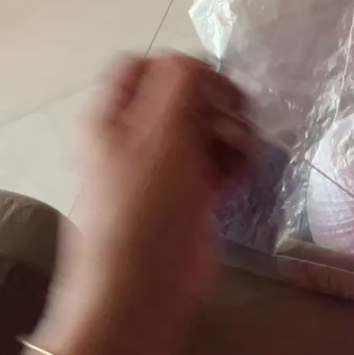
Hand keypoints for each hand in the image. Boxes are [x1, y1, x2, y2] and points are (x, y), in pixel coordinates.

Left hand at [44, 54, 253, 354]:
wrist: (142, 293)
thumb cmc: (144, 208)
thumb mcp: (159, 134)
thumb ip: (180, 84)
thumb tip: (195, 61)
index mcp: (112, 116)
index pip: (142, 65)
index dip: (179, 67)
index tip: (211, 85)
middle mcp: (134, 135)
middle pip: (181, 94)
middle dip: (214, 102)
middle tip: (235, 117)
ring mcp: (163, 166)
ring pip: (204, 126)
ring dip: (231, 132)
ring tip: (241, 154)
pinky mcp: (189, 193)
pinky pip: (216, 159)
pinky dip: (233, 160)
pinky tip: (241, 176)